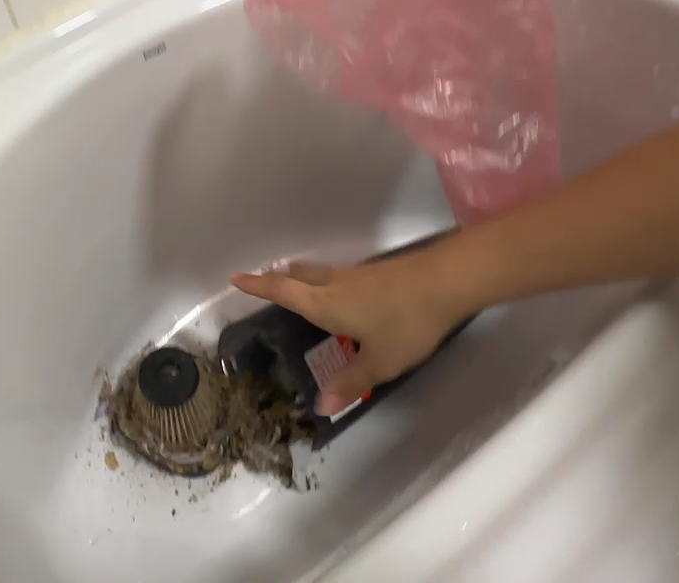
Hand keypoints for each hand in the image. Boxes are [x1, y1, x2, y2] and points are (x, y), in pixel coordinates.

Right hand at [230, 251, 473, 415]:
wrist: (444, 282)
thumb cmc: (405, 322)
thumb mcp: (380, 361)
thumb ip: (351, 381)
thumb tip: (321, 406)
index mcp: (325, 304)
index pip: (282, 292)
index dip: (258, 286)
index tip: (235, 277)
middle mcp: (333, 284)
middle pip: (297, 277)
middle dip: (276, 279)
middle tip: (261, 280)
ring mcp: (355, 275)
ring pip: (317, 273)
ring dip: (299, 276)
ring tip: (292, 281)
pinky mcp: (374, 273)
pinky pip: (336, 275)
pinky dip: (323, 280)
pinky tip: (338, 291)